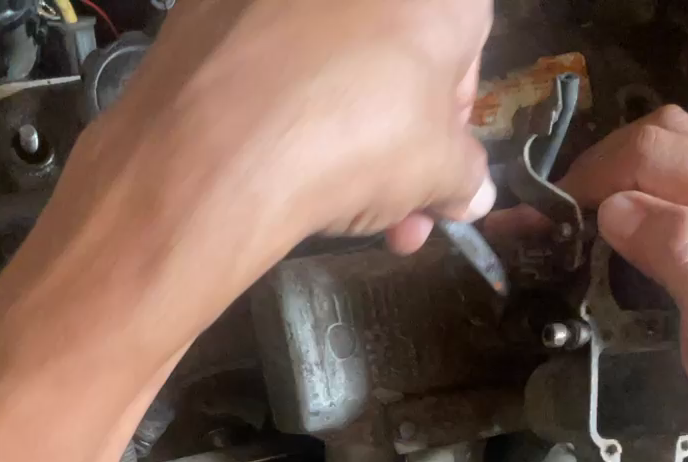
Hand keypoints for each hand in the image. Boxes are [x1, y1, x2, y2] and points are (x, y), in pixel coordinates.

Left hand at [76, 0, 495, 258]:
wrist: (231, 139)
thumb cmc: (364, 139)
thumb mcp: (438, 173)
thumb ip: (465, 178)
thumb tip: (472, 193)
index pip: (465, 52)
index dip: (450, 130)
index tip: (430, 184)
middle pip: (391, 61)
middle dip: (395, 146)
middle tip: (387, 216)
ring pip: (329, 64)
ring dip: (340, 132)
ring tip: (328, 204)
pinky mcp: (215, 7)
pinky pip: (268, 65)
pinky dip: (278, 108)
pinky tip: (272, 163)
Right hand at [558, 107, 687, 448]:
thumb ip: (677, 253)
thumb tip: (614, 206)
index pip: (658, 152)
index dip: (594, 174)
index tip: (549, 216)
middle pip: (665, 137)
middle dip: (600, 165)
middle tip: (557, 214)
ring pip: (667, 155)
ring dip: (613, 175)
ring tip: (573, 217)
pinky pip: (672, 187)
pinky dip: (629, 195)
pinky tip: (607, 229)